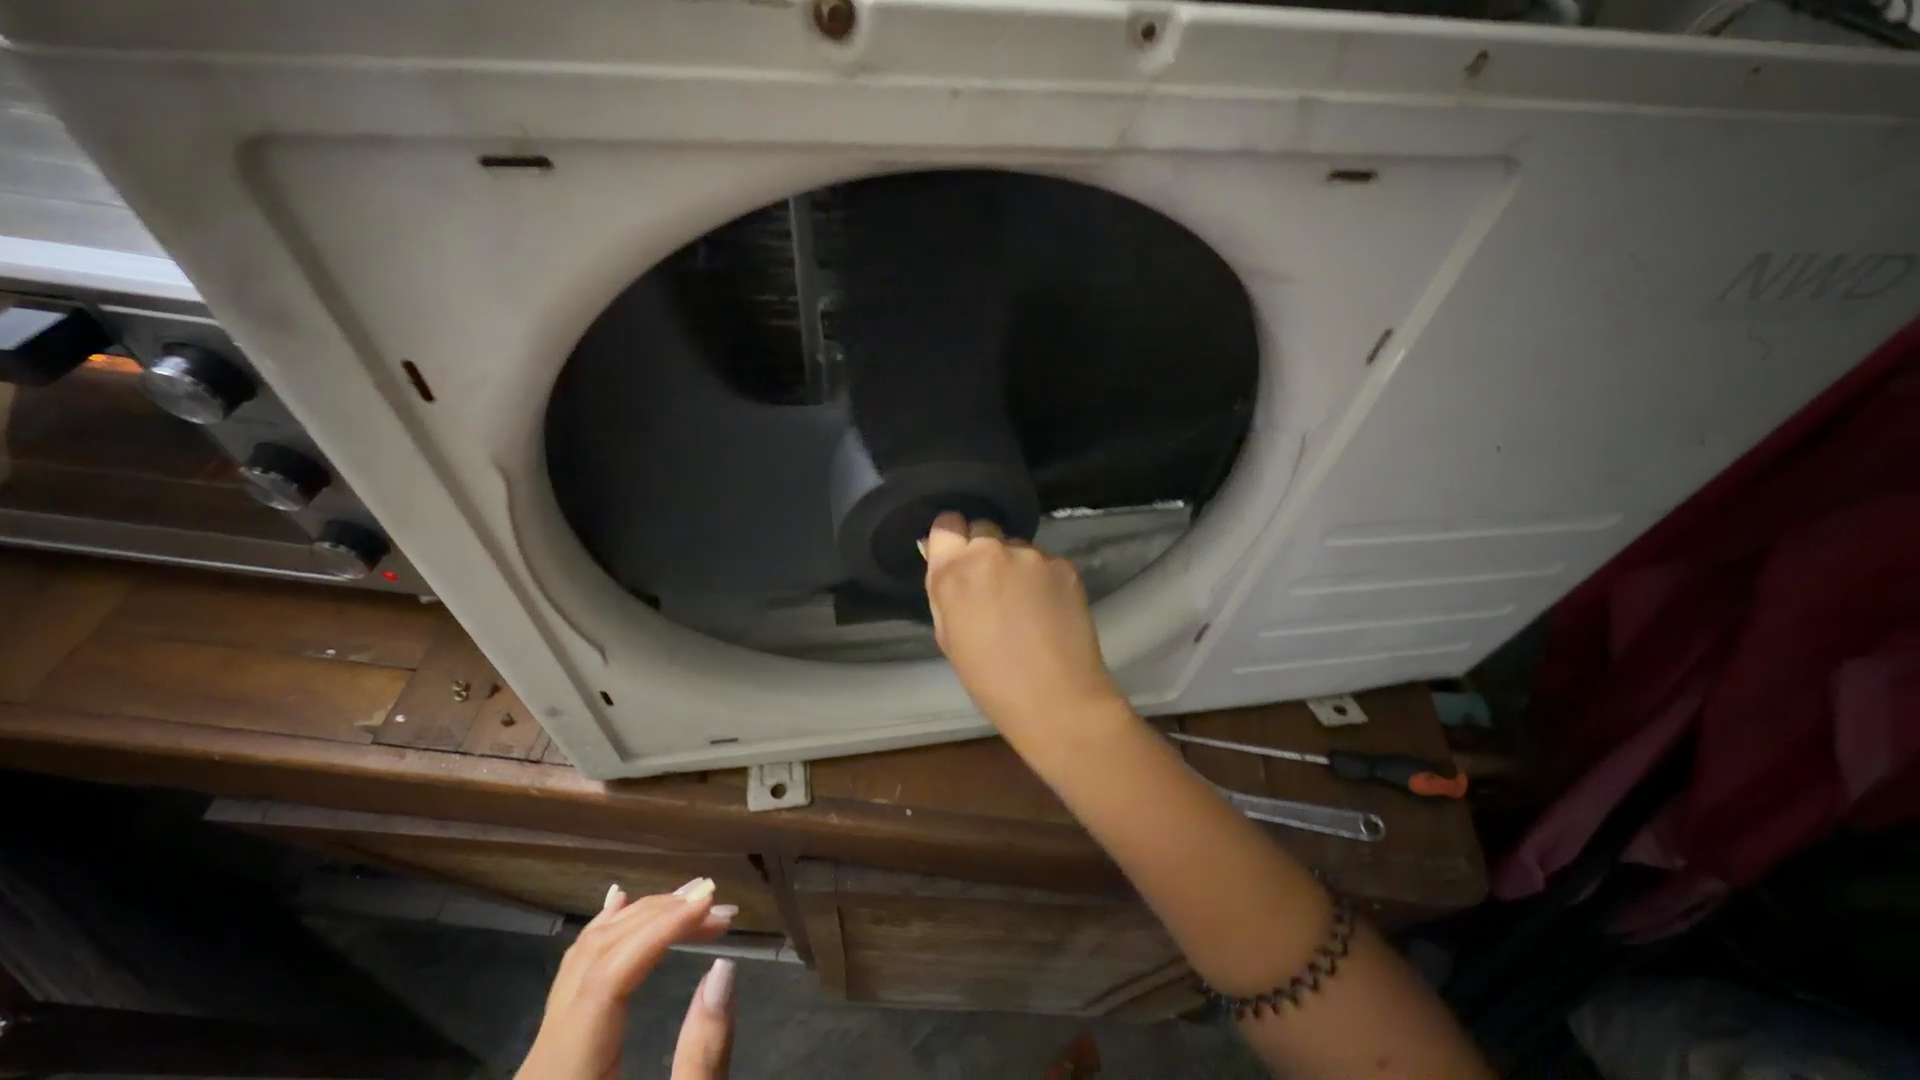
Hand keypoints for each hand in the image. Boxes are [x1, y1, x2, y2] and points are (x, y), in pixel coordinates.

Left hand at [515, 878, 738, 1079]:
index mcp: (568, 1071)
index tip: (710, 903)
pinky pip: (572, 978)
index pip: (609, 977)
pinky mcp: (554, 1053)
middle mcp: (544, 1054)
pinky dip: (603, 935)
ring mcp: (544, 1052)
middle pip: (596, 960)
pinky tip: (619, 904)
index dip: (660, 931)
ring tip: (690, 901)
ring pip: (583, 962)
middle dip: (659, 920)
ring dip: (640, 923)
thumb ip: (701, 1056)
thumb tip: (724, 970)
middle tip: (718, 906)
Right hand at [922, 511, 1123, 729]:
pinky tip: (1048, 608)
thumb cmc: (990, 679)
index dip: (951, 537)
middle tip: (991, 585)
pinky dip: (1043, 578)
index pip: (946, 523)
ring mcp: (1031, 555)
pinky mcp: (1063, 564)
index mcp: (953, 571)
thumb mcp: (948, 635)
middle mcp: (990, 552)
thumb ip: (943, 590)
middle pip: (982, 527)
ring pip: (1016, 545)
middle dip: (983, 548)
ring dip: (1015, 564)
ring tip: (1025, 603)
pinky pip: (1044, 561)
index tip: (957, 555)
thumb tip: (942, 559)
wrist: (1055, 697)